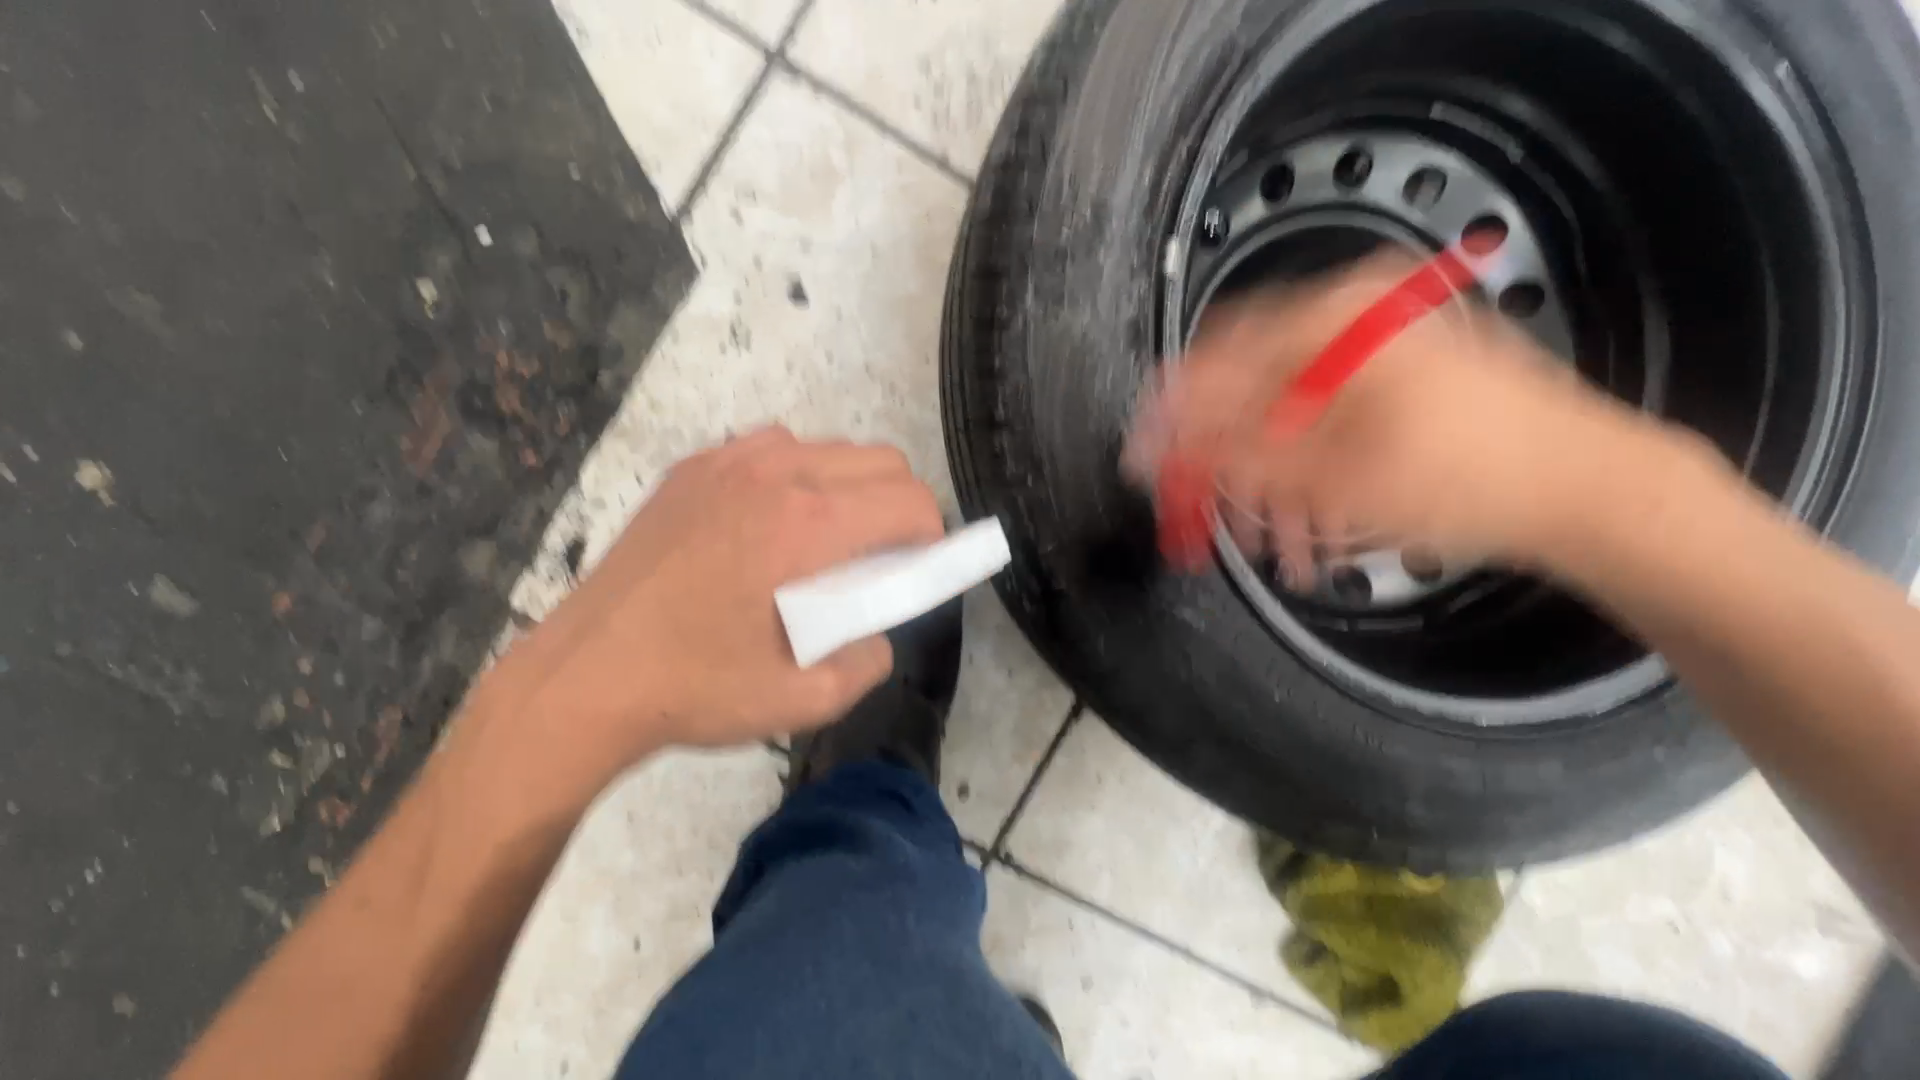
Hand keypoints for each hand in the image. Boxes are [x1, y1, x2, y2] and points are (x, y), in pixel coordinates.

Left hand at [488, 428, 944, 792]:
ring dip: (848, 488)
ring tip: (822, 545)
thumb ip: (868, 661)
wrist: (585, 675)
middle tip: (878, 563)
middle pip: (878, 460)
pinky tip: (769, 526)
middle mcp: (775, 473)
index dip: (932, 535)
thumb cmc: (695, 689)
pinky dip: (795, 476)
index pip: (909, 499)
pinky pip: (771, 449)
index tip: (917, 571)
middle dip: (898, 508)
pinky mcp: (691, 469)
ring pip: (827, 449)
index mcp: (808, 524)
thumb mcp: (804, 699)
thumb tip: (876, 631)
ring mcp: (727, 461)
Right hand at [1125, 256, 1696, 581]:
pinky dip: (1314, 474)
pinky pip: (1330, 424)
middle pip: (1252, 391)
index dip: (1173, 415)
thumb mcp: (1332, 473)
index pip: (1215, 356)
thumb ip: (1233, 453)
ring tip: (1279, 543)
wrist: (1588, 490)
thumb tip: (1160, 441)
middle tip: (1215, 516)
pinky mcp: (1403, 378)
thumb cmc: (1473, 475)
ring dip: (1275, 484)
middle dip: (1232, 466)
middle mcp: (1354, 317)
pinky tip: (1315, 525)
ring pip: (1291, 416)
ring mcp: (1382, 346)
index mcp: (1334, 317)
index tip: (1148, 460)